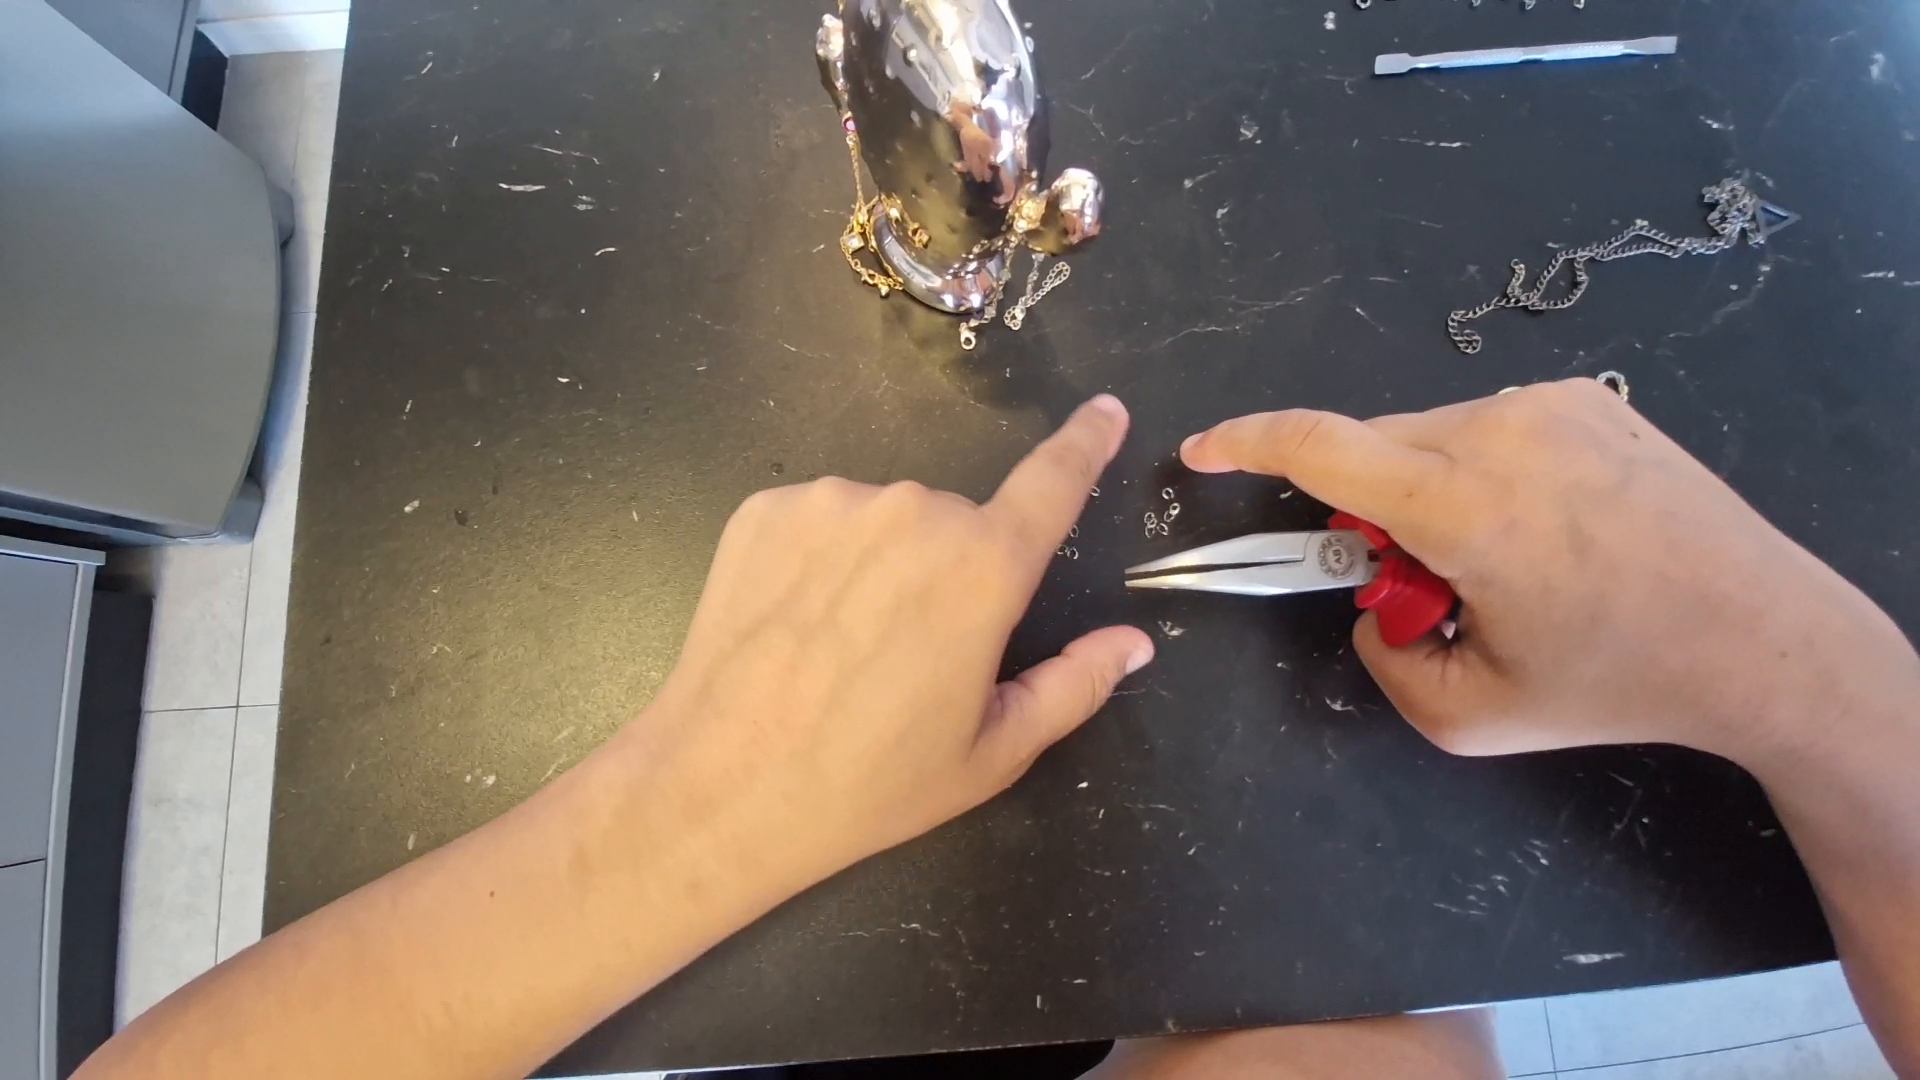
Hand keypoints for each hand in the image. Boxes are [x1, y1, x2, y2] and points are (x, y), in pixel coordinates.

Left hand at [632, 396, 1152, 890]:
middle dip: (949, 573)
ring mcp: (831, 502)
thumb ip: (1074, 684)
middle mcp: (912, 512)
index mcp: (981, 569)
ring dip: (882, 564)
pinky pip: (823, 519)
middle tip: (907, 651)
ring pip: (886, 519)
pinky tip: (795, 619)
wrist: (718, 788)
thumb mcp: (991, 751)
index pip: (1052, 485)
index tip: (1105, 411)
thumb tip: (1133, 642)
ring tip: (840, 642)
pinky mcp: (766, 508)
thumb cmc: (870, 781)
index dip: (1085, 444)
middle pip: (955, 522)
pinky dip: (822, 559)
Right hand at [1180, 379, 1916, 763]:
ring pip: (1415, 435)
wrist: (1776, 645)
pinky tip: (1528, 520)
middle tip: (1415, 575)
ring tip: (1489, 553)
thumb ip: (1377, 656)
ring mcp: (1547, 404)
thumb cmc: (1615, 686)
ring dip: (1411, 490)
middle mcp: (1502, 433)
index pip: (1321, 448)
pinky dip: (1460, 470)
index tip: (1200, 449)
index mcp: (1467, 509)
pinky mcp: (1579, 398)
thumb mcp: (1463, 712)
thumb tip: (1370, 600)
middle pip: (1364, 447)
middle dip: (1360, 509)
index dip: (1244, 443)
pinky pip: (1470, 425)